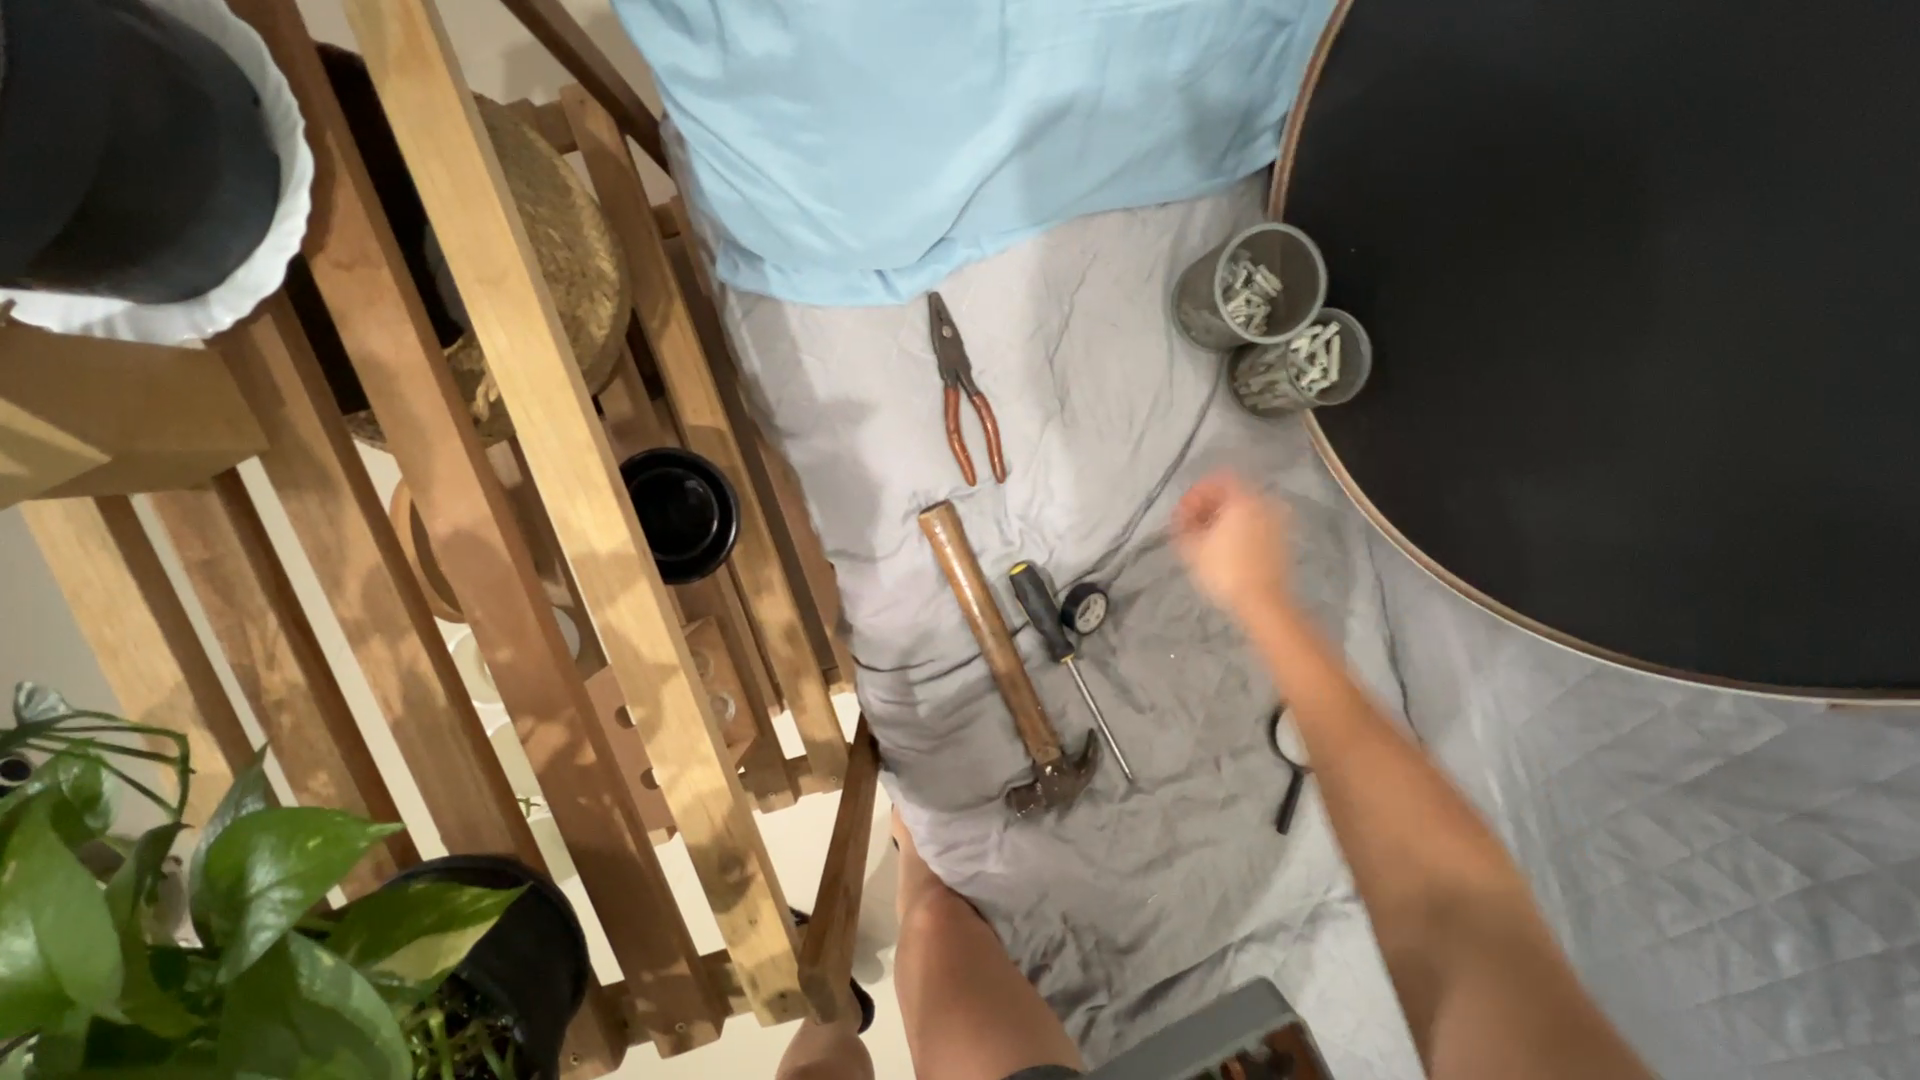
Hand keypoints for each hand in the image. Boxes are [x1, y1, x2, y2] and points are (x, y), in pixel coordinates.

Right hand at [1171, 470, 1291, 616]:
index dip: (1194, 495)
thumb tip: (1181, 520)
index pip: (1217, 481)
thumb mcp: (1191, 547)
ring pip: (1243, 511)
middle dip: (1208, 508)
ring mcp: (1277, 521)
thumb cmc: (1224, 570)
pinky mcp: (1282, 540)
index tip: (1181, 513)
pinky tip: (1223, 549)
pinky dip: (1238, 531)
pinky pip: (1255, 525)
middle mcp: (1264, 503)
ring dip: (1222, 521)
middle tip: (1189, 527)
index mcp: (1244, 498)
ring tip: (1204, 541)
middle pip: (1231, 495)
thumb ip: (1183, 525)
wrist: (1262, 602)